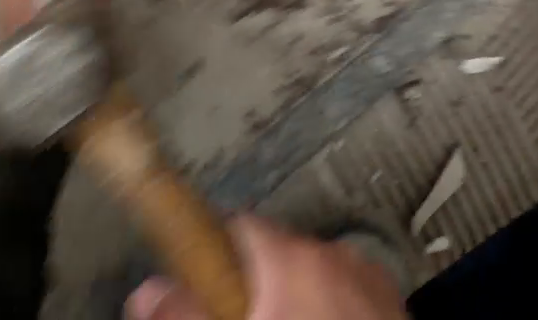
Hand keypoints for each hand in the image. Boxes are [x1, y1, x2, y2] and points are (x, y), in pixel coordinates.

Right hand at [126, 215, 408, 319]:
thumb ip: (188, 313)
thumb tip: (147, 291)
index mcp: (289, 257)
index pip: (237, 225)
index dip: (213, 249)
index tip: (202, 273)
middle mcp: (330, 253)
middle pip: (275, 251)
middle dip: (256, 282)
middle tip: (241, 315)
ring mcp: (366, 274)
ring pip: (314, 273)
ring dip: (296, 296)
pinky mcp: (390, 299)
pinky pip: (348, 291)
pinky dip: (331, 307)